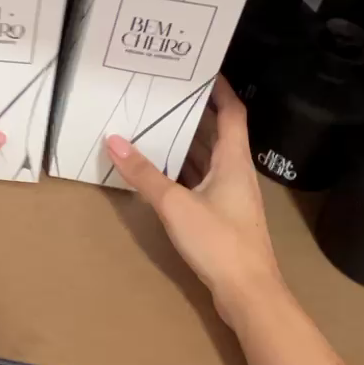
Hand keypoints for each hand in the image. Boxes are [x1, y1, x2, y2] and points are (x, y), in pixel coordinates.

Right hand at [106, 81, 286, 328]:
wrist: (249, 295)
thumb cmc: (220, 242)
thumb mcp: (175, 204)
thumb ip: (144, 174)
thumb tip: (114, 140)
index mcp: (233, 160)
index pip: (233, 112)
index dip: (220, 89)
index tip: (201, 69)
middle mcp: (235, 172)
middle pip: (218, 133)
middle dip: (194, 112)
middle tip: (163, 92)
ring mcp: (230, 196)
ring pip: (207, 159)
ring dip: (185, 142)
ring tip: (154, 123)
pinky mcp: (221, 217)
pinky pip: (200, 181)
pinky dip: (182, 170)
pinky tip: (159, 169)